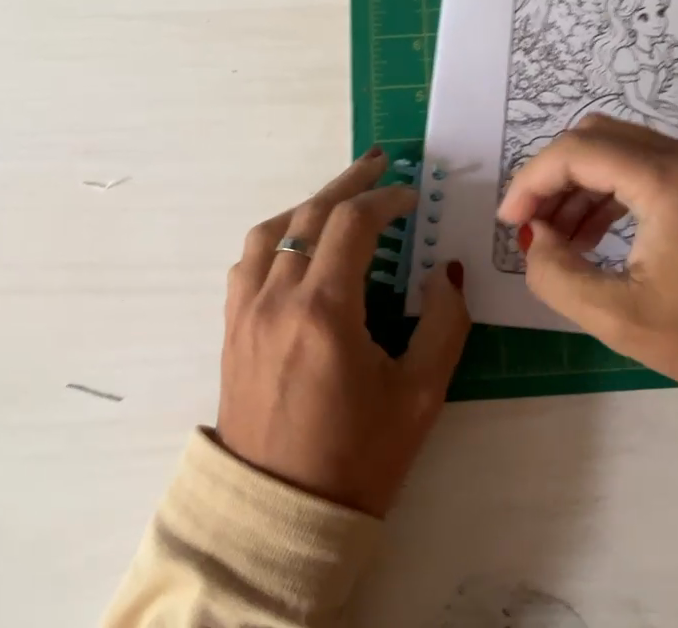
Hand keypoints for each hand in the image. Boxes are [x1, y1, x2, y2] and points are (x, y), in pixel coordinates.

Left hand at [217, 148, 470, 516]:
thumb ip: (444, 324)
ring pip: (272, 231)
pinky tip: (297, 246)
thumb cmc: (359, 458)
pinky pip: (248, 262)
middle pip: (310, 215)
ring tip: (340, 200)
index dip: (387, 199)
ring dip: (308, 205)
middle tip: (380, 163)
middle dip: (350, 184)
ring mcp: (246, 312)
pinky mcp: (232, 330)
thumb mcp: (421, 395)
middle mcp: (277, 299)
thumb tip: (445, 274)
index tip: (413, 196)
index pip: (353, 224)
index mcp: (325, 311)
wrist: (282, 513)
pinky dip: (277, 237)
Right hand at [498, 116, 677, 410]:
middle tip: (531, 226)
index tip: (511, 223)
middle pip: (597, 137)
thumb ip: (556, 274)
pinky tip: (592, 233)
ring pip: (620, 147)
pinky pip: (645, 165)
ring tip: (556, 237)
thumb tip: (537, 239)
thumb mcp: (617, 319)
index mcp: (670, 183)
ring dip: (579, 183)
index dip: (531, 180)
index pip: (578, 151)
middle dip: (553, 177)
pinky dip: (610, 189)